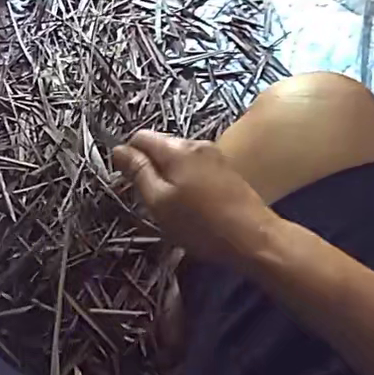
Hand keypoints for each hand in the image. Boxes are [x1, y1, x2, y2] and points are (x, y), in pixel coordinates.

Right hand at [111, 130, 280, 267]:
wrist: (254, 238)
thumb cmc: (200, 224)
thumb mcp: (159, 202)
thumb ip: (138, 172)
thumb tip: (119, 149)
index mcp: (176, 148)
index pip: (140, 136)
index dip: (128, 156)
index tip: (128, 182)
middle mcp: (196, 143)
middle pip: (160, 145)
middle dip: (149, 166)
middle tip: (151, 199)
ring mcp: (214, 154)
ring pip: (178, 157)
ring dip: (168, 174)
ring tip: (172, 204)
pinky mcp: (226, 168)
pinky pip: (195, 166)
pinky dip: (186, 179)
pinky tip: (192, 203)